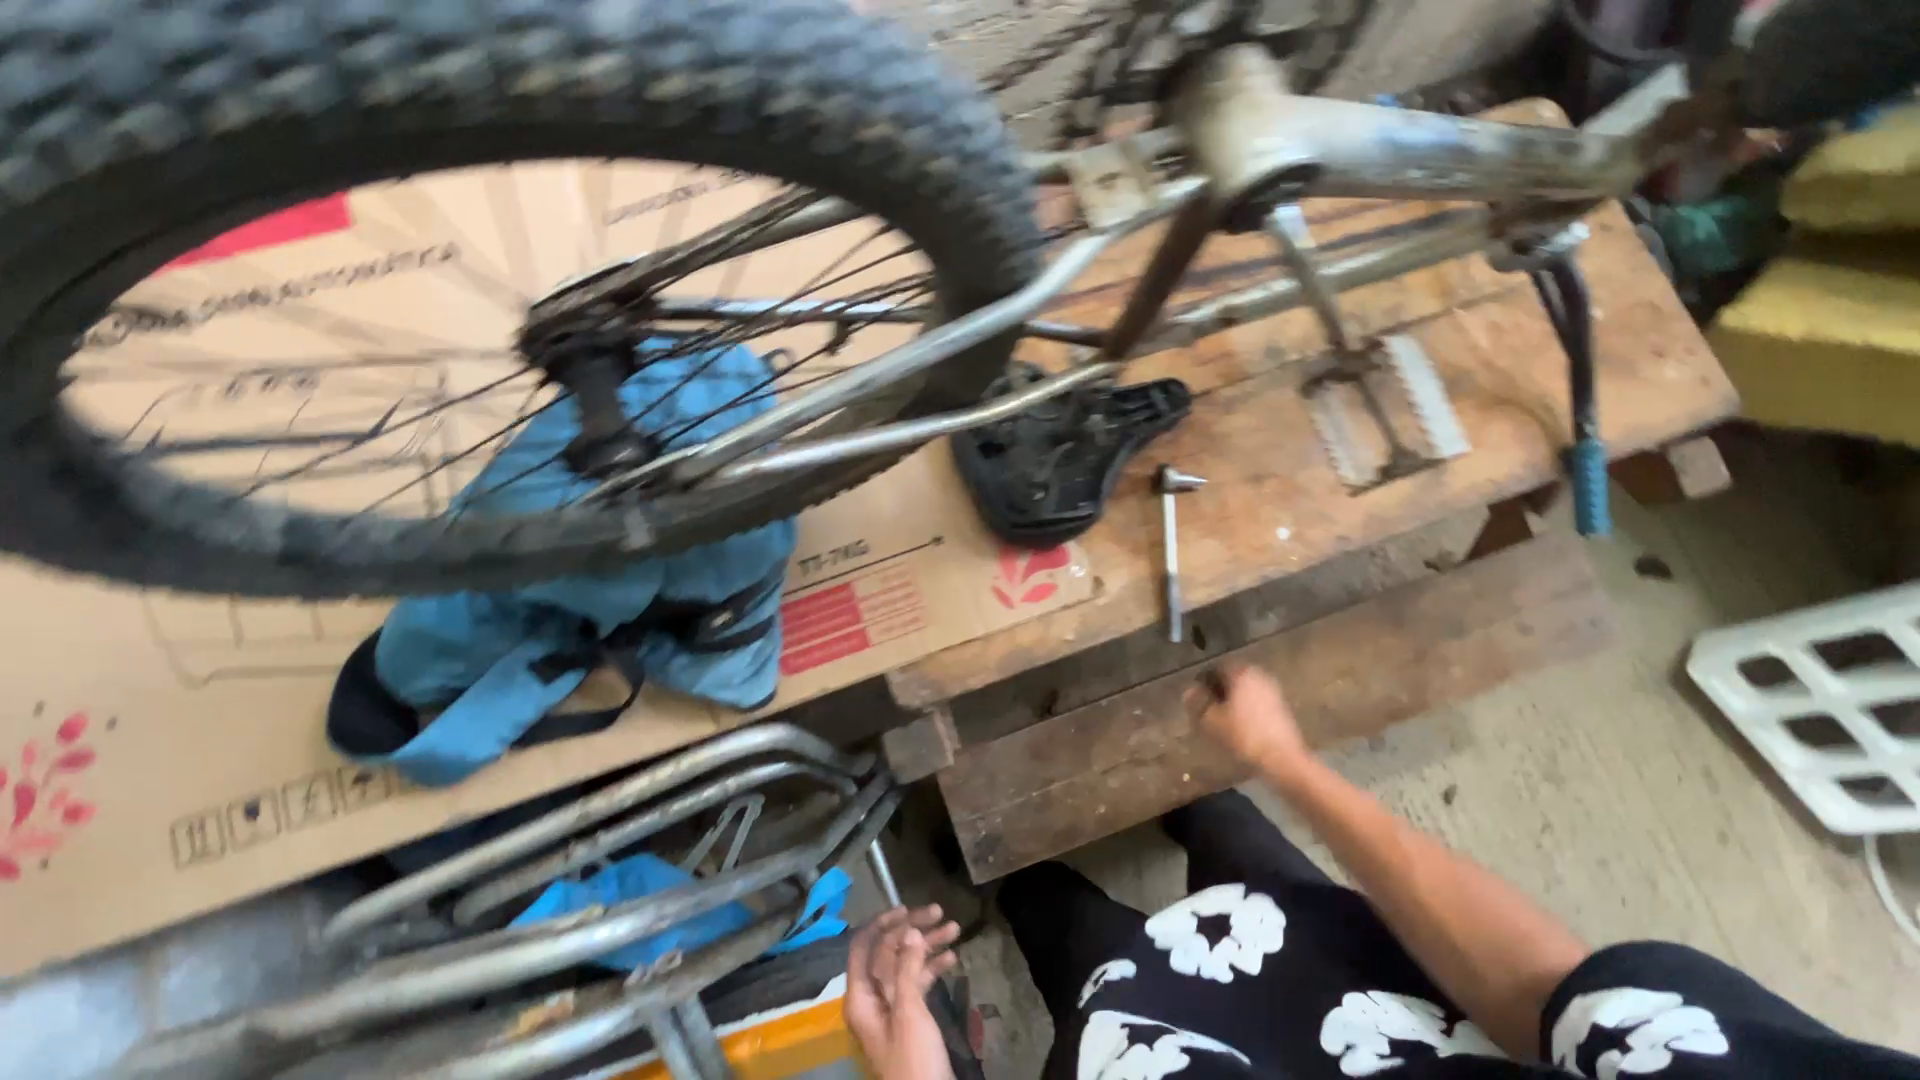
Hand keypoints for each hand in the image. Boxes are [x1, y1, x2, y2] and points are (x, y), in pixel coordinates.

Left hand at [844, 905, 961, 1079]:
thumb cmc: (913, 1059)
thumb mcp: (909, 1013)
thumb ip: (907, 970)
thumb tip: (910, 931)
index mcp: (860, 997)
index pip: (863, 947)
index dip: (883, 924)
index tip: (908, 909)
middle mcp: (872, 998)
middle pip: (887, 952)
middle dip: (912, 931)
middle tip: (938, 912)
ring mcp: (891, 1007)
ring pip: (906, 965)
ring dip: (927, 946)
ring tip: (954, 928)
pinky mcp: (910, 1017)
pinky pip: (918, 983)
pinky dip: (933, 968)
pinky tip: (952, 957)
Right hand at [1185, 663, 1314, 784]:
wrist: (1283, 758)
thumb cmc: (1244, 735)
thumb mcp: (1212, 721)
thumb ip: (1198, 702)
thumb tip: (1188, 691)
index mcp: (1241, 673)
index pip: (1216, 668)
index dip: (1203, 681)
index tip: (1195, 697)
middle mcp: (1259, 675)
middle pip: (1232, 678)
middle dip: (1218, 690)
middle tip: (1206, 708)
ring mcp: (1272, 691)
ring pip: (1245, 690)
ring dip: (1232, 700)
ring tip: (1221, 719)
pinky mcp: (1281, 707)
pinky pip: (1256, 701)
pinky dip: (1245, 709)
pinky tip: (1239, 726)